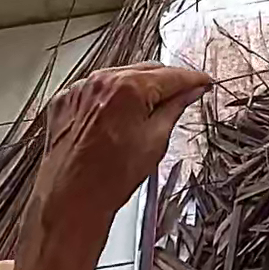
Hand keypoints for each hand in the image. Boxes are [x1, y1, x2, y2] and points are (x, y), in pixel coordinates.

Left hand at [25, 62, 210, 269]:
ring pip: (120, 77)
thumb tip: (190, 92)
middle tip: (184, 95)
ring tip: (150, 111)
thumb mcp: (156, 140)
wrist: (72, 199)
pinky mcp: (65, 101)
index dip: (193, 79)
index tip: (203, 82)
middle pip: (146, 70)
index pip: (171, 75)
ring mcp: (80, 90)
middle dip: (167, 81)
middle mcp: (101, 82)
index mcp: (128, 88)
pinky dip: (112, 97)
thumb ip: (176, 108)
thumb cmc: (109, 178)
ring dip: (138, 87)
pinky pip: (96, 89)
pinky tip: (119, 117)